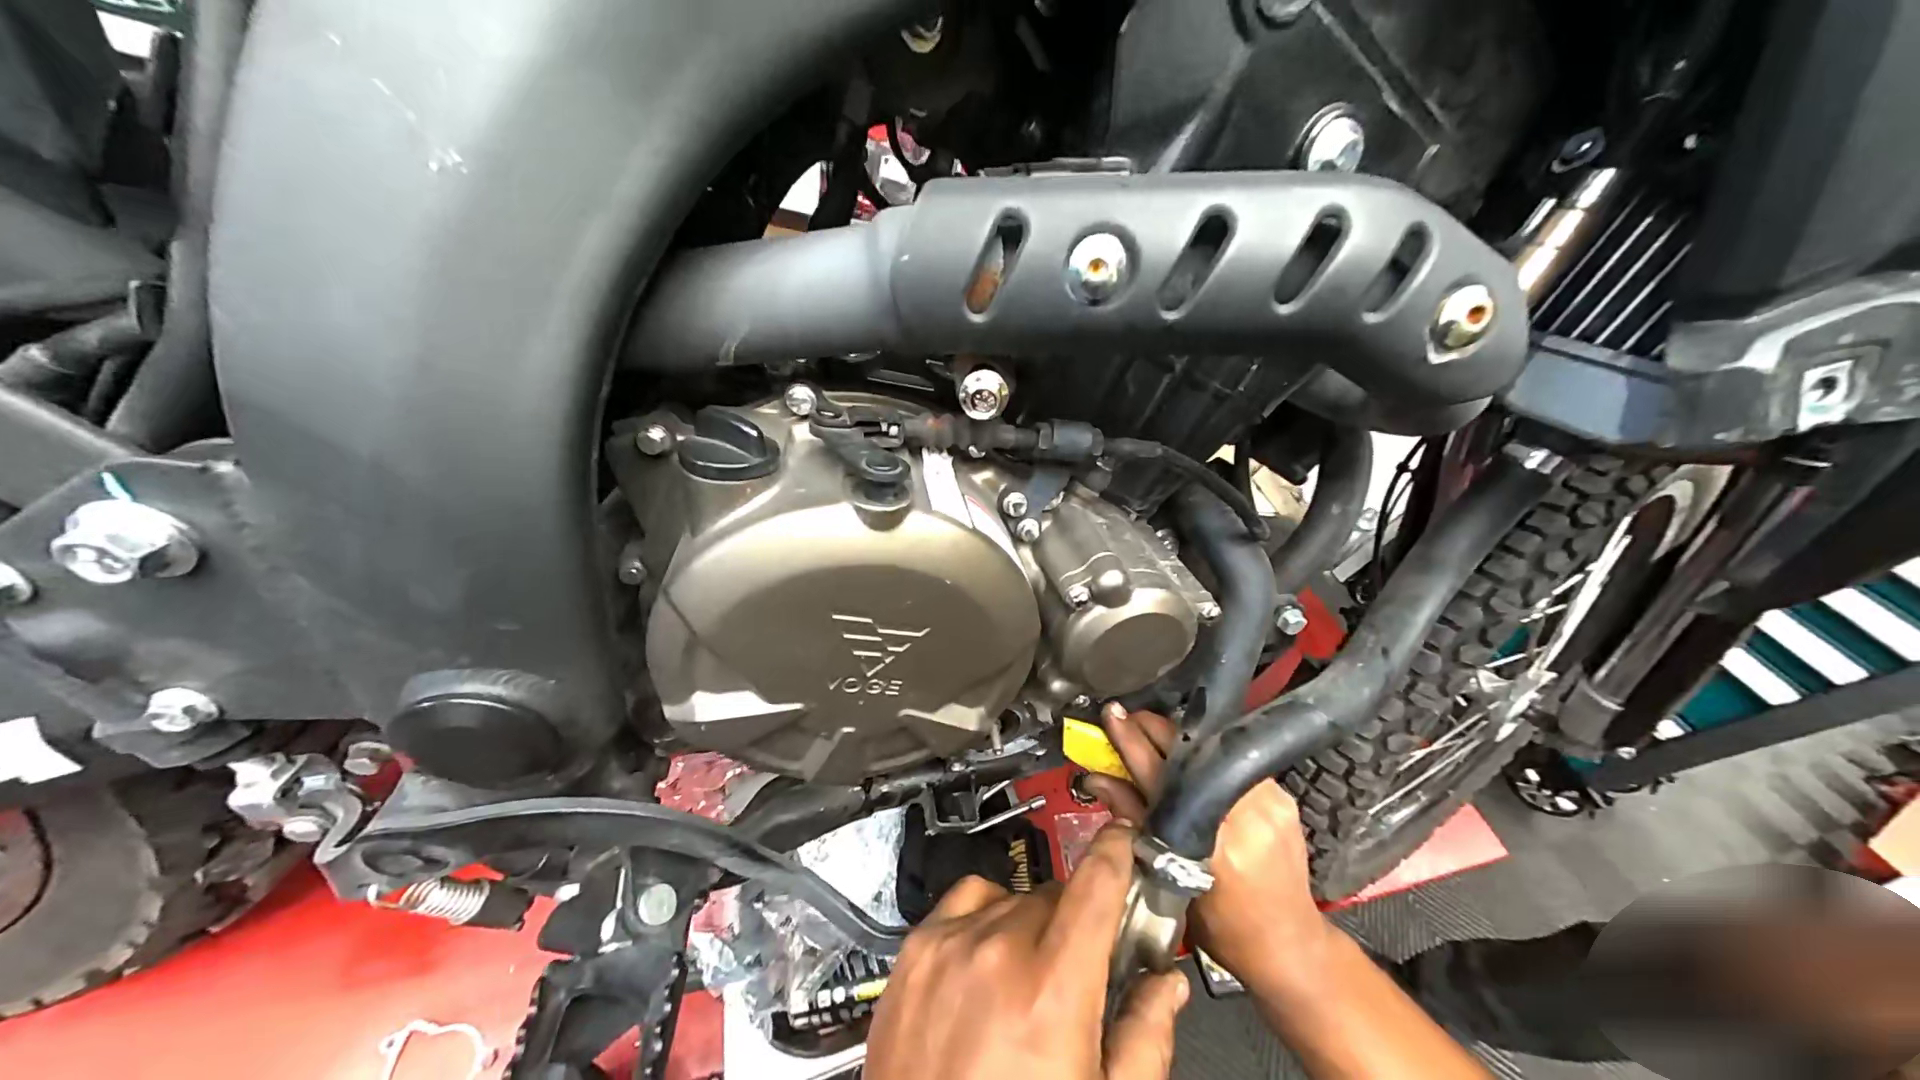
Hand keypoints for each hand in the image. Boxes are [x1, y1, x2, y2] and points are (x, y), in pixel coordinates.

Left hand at [865, 825, 1190, 1079]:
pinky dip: (986, 917)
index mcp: (1051, 990)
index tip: (1125, 841)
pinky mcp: (915, 951)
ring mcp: (950, 946)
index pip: (1096, 884)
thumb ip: (1143, 1039)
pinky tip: (989, 958)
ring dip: (1031, 922)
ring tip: (1030, 975)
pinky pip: (965, 901)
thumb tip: (1165, 987)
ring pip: (1012, 897)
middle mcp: (996, 953)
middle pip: (1057, 896)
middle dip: (1078, 921)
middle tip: (1082, 963)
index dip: (1118, 852)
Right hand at [1081, 703, 1330, 982]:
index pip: (1159, 770)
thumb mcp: (1166, 876)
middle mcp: (1245, 811)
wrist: (1287, 944)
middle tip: (1126, 720)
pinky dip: (1206, 759)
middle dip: (1152, 729)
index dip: (1129, 739)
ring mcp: (1269, 800)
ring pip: (1210, 750)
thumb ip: (1133, 818)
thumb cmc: (1222, 925)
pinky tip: (1189, 763)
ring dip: (1178, 741)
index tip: (1112, 714)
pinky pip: (1232, 764)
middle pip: (1187, 748)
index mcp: (1210, 840)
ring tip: (1153, 740)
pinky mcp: (1282, 796)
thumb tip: (1096, 778)